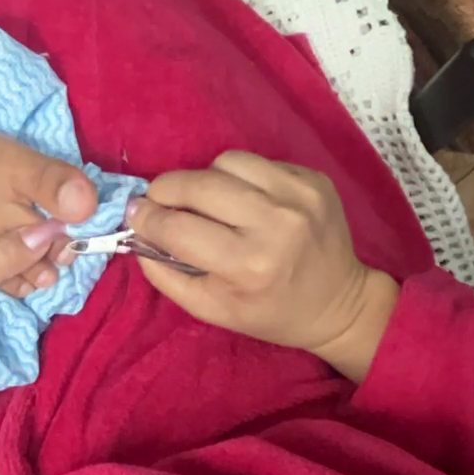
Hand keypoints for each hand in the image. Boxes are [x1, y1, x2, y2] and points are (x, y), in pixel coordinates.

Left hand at [0, 218, 67, 452]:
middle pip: (5, 246)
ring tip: (62, 265)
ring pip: (19, 271)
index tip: (52, 213)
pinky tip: (57, 282)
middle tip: (64, 244)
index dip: (15, 216)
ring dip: (42, 268)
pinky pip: (26, 297)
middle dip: (35, 244)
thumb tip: (49, 229)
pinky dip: (42, 291)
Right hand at [125, 151, 398, 381]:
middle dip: (166, 189)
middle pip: (198, 184)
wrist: (337, 302)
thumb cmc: (268, 312)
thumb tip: (137, 230)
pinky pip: (256, 162)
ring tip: (208, 202)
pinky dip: (239, 178)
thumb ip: (165, 273)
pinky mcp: (312, 178)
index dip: (146, 218)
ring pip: (226, 162)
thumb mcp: (209, 308)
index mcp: (248, 266)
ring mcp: (299, 195)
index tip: (135, 215)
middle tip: (159, 201)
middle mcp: (275, 224)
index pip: (178, 228)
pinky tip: (244, 200)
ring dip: (205, 179)